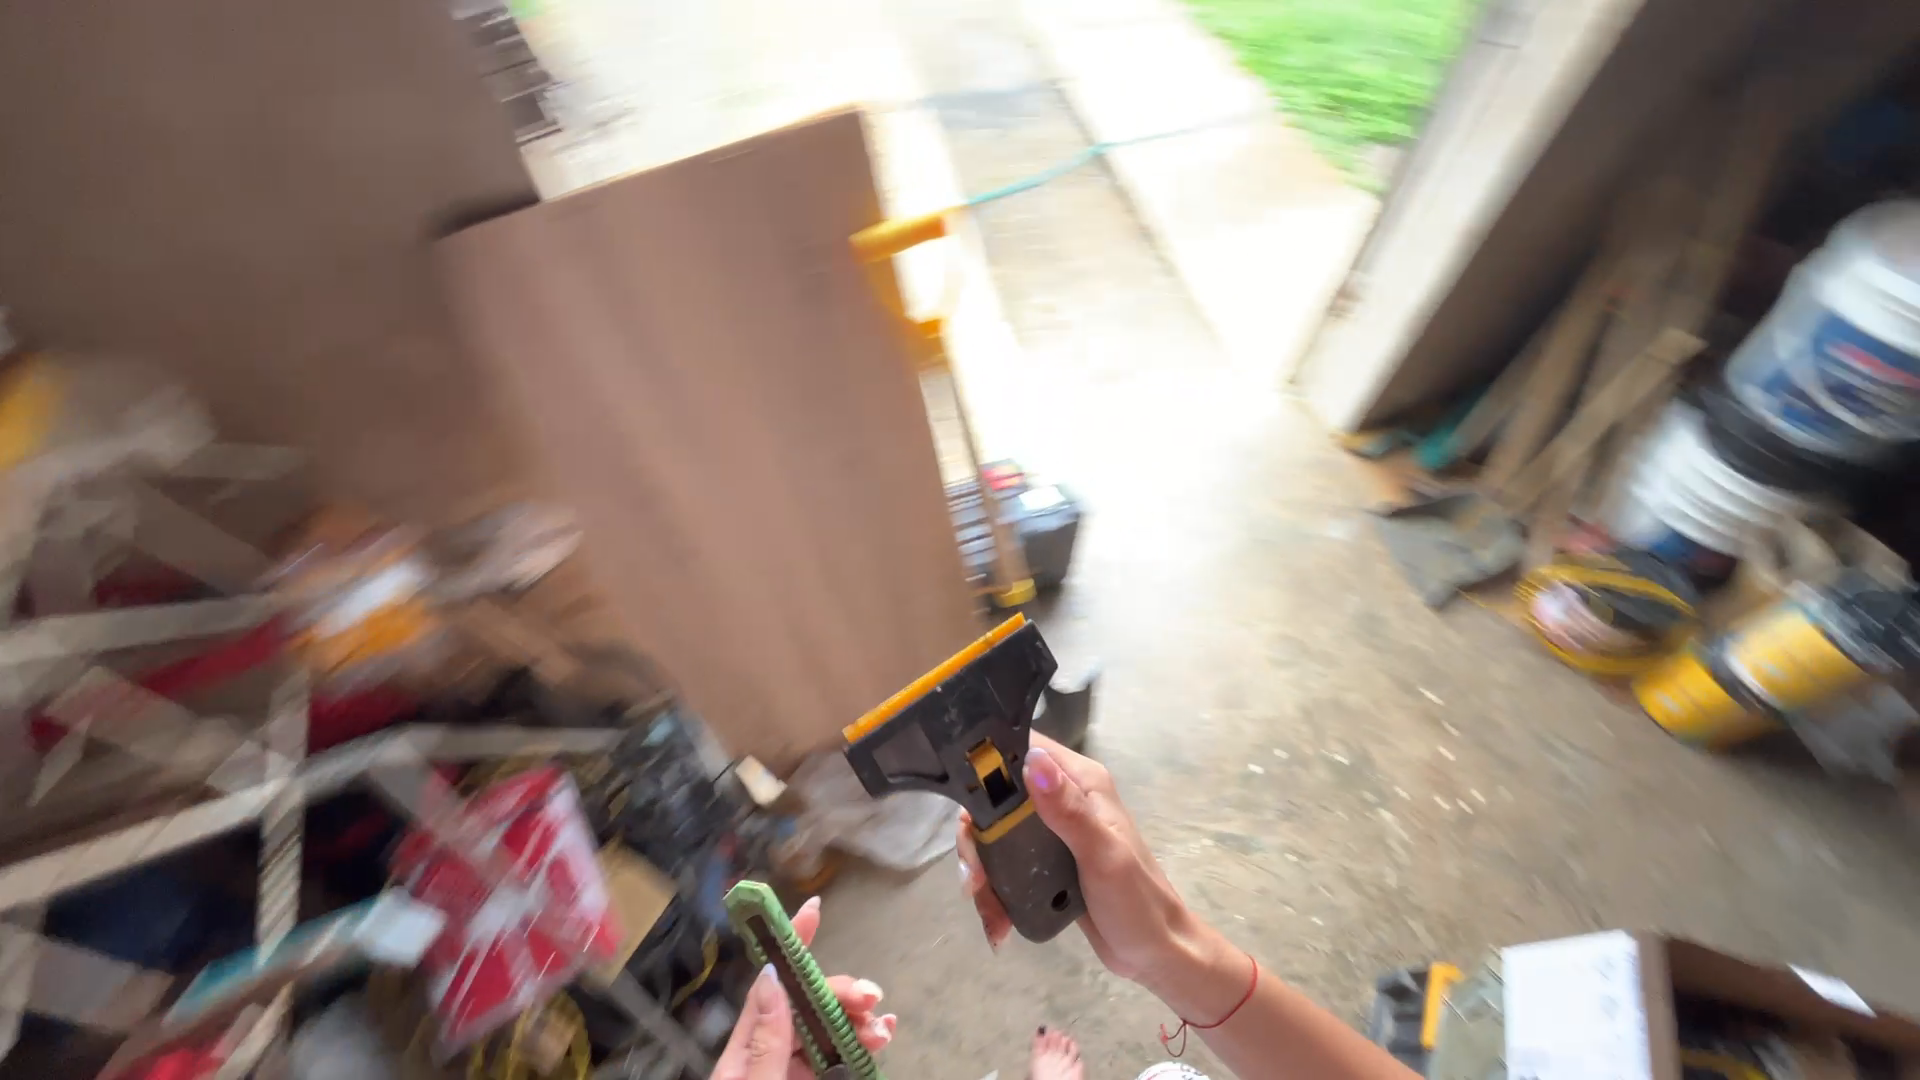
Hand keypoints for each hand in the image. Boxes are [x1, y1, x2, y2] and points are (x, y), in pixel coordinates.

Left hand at [710, 897, 896, 1079]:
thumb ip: (766, 1043)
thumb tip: (773, 975)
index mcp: (743, 1050)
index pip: (771, 985)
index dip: (793, 944)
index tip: (815, 907)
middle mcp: (768, 1052)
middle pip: (808, 1006)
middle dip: (841, 993)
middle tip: (871, 997)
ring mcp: (789, 1071)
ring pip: (827, 1029)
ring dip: (858, 1019)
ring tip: (883, 1028)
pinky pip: (837, 1057)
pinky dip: (860, 1041)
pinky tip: (882, 1035)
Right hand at [955, 734, 1216, 993]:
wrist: (1155, 953)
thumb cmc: (1136, 901)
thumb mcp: (1102, 854)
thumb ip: (1067, 809)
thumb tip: (1033, 760)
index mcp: (1082, 781)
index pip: (1026, 748)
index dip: (989, 764)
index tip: (968, 798)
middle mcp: (1063, 797)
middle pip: (998, 796)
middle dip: (977, 835)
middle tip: (974, 876)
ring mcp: (1053, 830)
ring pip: (996, 832)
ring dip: (981, 867)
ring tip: (984, 905)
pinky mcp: (1045, 861)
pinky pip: (1005, 862)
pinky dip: (994, 888)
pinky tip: (997, 920)